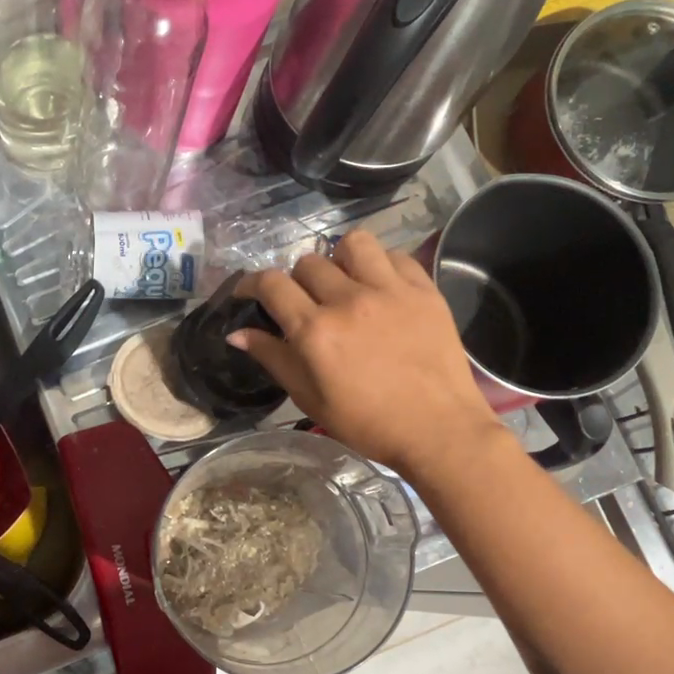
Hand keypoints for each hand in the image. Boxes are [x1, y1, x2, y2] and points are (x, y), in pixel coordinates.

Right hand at [230, 230, 502, 474]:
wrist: (437, 429)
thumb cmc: (365, 423)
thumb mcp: (308, 397)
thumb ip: (273, 358)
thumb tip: (237, 334)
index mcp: (315, 331)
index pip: (272, 284)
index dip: (252, 283)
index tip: (250, 293)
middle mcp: (349, 300)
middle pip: (308, 262)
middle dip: (297, 281)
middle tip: (304, 304)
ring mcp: (390, 290)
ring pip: (352, 244)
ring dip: (339, 259)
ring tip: (343, 283)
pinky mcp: (424, 290)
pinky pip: (394, 255)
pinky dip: (379, 265)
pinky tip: (378, 289)